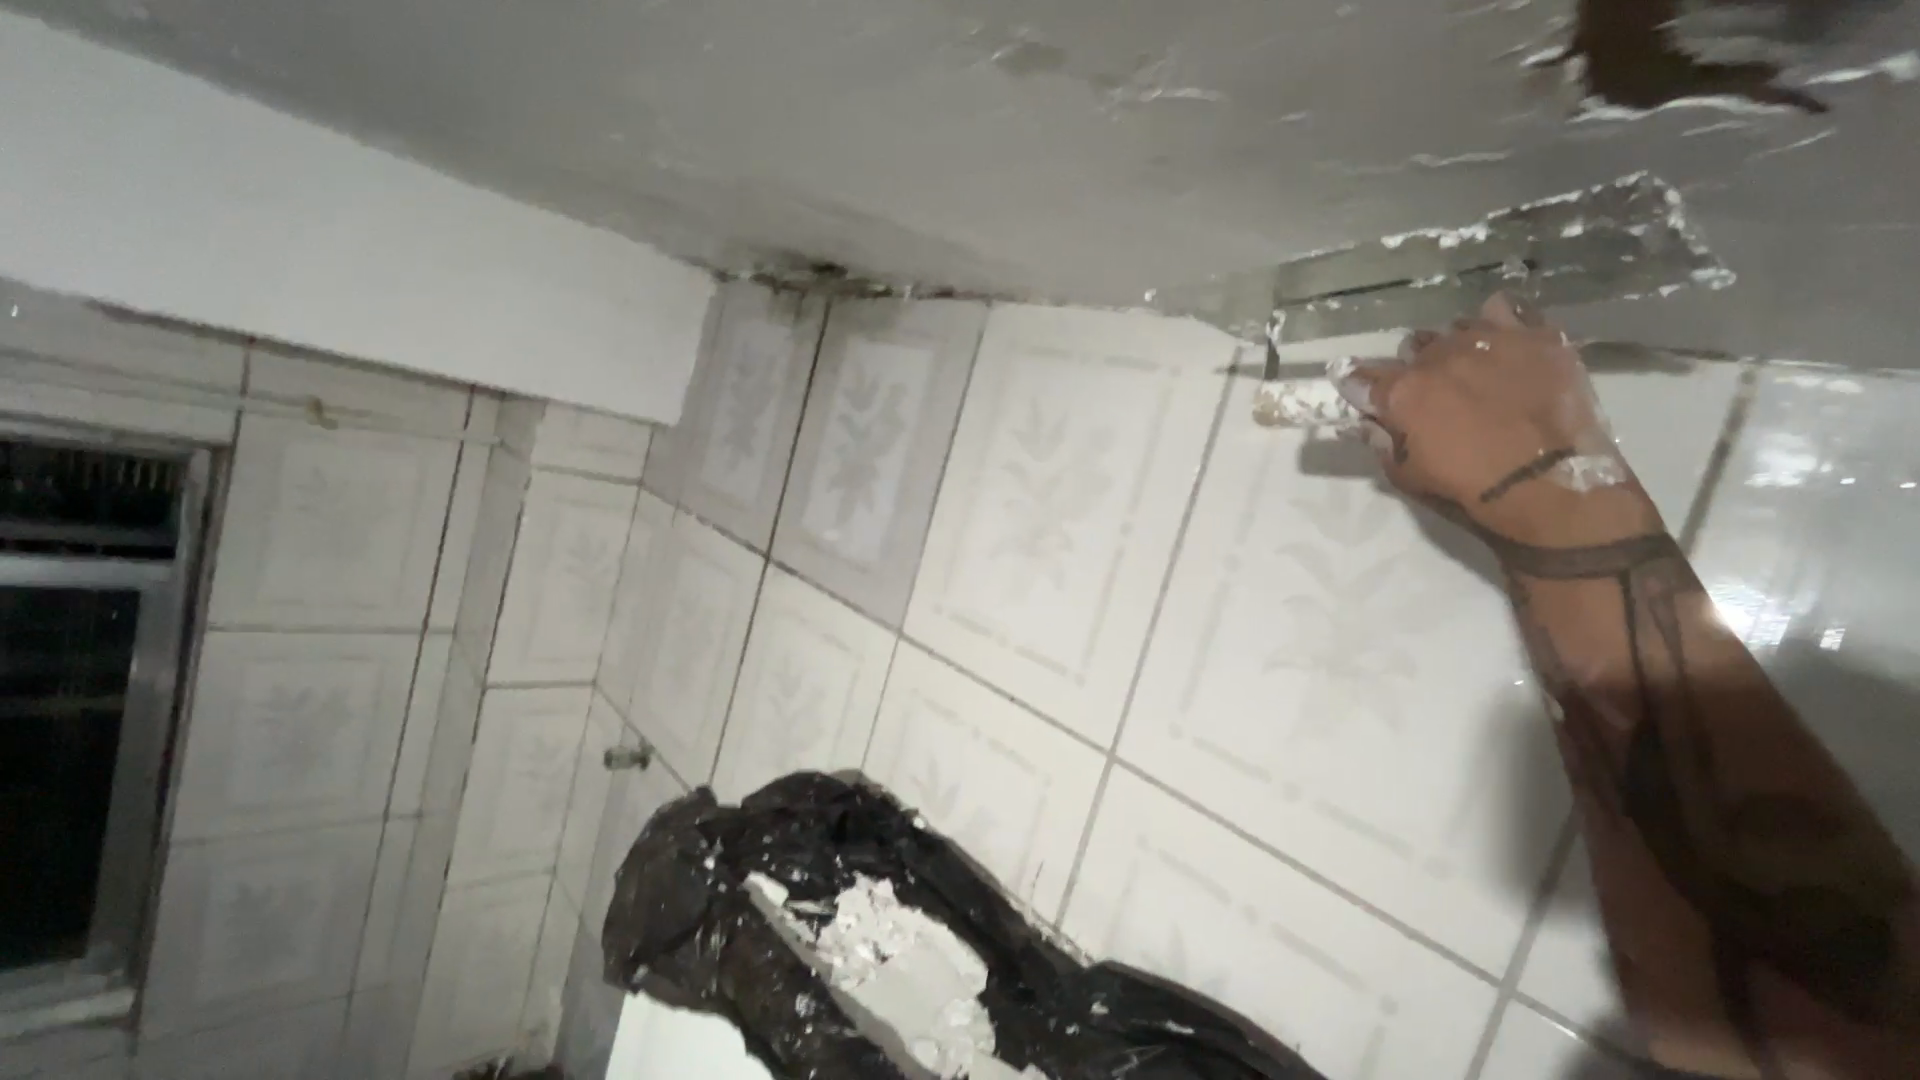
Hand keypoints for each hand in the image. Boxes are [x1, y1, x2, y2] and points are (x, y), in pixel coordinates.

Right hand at [1336, 293, 1662, 546]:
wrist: (1549, 482)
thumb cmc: (1469, 487)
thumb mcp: (1409, 476)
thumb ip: (1382, 443)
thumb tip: (1367, 423)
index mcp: (1403, 392)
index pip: (1361, 376)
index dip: (1357, 384)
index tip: (1360, 391)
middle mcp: (1438, 356)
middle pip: (1413, 347)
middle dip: (1415, 366)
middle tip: (1430, 390)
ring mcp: (1488, 340)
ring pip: (1456, 328)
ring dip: (1455, 345)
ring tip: (1470, 365)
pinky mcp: (1534, 337)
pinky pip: (1506, 310)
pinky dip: (1498, 321)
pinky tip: (1503, 340)